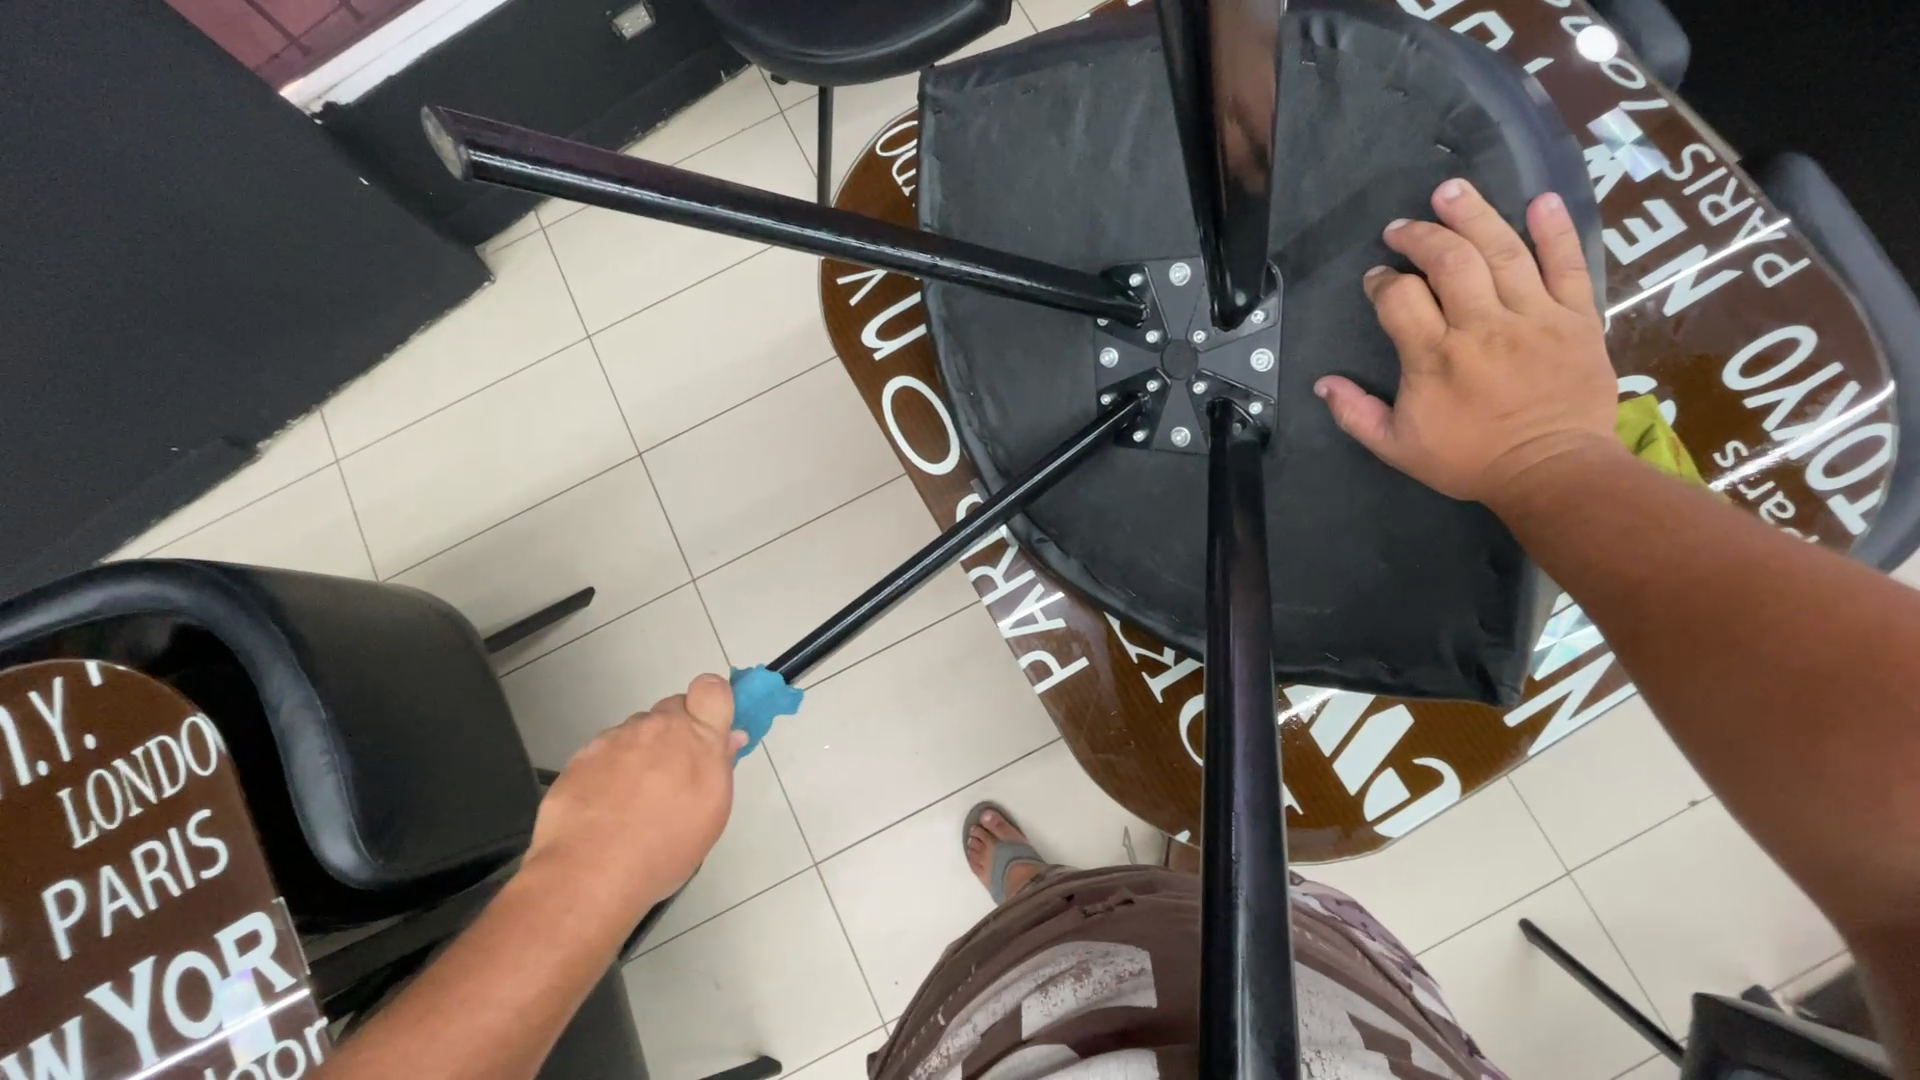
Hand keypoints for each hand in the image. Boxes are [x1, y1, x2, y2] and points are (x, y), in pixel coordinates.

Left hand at [524, 674, 746, 923]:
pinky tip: (604, 807)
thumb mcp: (712, 812)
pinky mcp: (581, 757)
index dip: (712, 700)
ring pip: (636, 732)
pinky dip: (609, 771)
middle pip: (672, 710)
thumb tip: (729, 739)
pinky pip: (604, 752)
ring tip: (633, 800)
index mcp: (697, 737)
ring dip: (641, 753)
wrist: (590, 872)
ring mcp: (615, 738)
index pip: (711, 688)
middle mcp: (656, 727)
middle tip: (674, 774)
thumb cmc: (667, 846)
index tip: (711, 727)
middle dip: (677, 733)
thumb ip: (721, 765)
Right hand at [1315, 179, 1623, 504]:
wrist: (1550, 471)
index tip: (1377, 278)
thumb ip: (1354, 414)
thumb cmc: (1467, 460)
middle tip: (1403, 227)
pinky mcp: (1576, 318)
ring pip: (1504, 251)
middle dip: (1422, 236)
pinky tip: (1539, 200)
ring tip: (1451, 191)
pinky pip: (1568, 264)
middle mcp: (1482, 327)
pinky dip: (1555, 230)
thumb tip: (1323, 383)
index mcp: (1434, 357)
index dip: (1382, 281)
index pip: (1400, 298)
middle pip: (1450, 260)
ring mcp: (1533, 317)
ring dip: (1475, 214)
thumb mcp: (1395, 447)